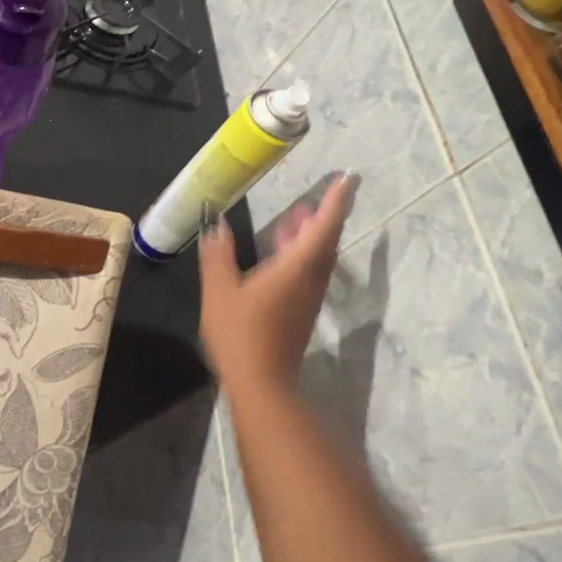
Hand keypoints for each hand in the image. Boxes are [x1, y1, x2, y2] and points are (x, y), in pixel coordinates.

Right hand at [198, 173, 356, 392]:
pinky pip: (307, 273)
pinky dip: (299, 255)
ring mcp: (308, 298)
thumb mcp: (219, 291)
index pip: (322, 226)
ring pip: (317, 258)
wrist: (261, 383)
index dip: (334, 201)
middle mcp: (310, 280)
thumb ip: (218, 255)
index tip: (345, 178)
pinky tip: (276, 256)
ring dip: (308, 237)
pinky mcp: (300, 313)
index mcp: (296, 268)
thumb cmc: (240, 334)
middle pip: (325, 242)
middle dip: (321, 216)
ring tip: (290, 220)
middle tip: (313, 196)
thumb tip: (216, 224)